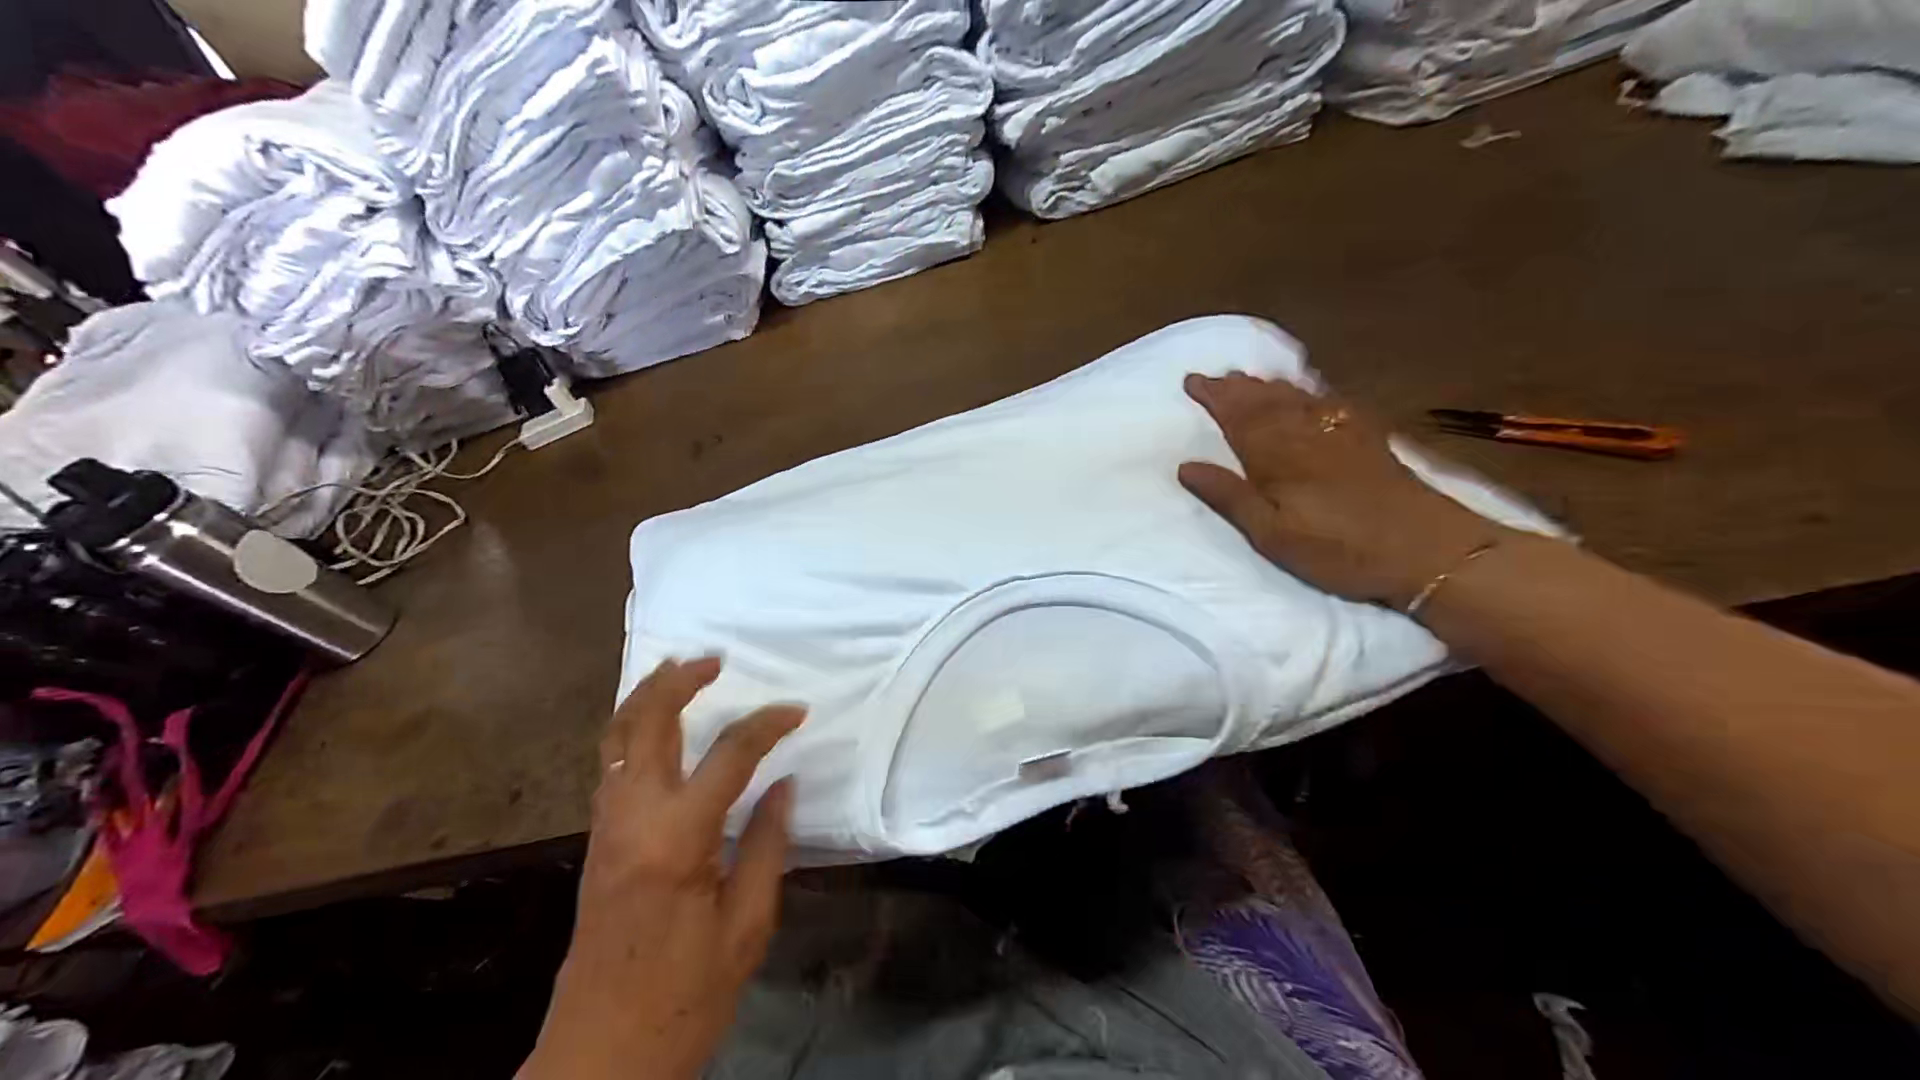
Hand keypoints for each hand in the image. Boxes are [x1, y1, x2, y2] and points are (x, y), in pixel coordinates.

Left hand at [520, 658, 802, 1079]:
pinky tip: (659, 730)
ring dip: (645, 697)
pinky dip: (632, 730)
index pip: (728, 755)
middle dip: (676, 681)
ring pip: (613, 739)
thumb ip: (767, 846)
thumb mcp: (746, 928)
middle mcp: (631, 819)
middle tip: (712, 660)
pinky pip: (610, 765)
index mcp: (678, 839)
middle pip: (642, 724)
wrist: (598, 1059)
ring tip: (680, 673)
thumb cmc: (684, 998)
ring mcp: (605, 829)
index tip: (796, 711)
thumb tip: (783, 786)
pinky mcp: (597, 843)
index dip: (766, 724)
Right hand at [1179, 372, 1506, 609]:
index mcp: (1278, 457)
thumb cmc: (1340, 550)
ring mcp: (1341, 435)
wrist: (1429, 551)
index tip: (1192, 381)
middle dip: (1237, 387)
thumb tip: (1186, 465)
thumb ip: (1230, 497)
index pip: (1238, 417)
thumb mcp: (1273, 536)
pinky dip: (1311, 392)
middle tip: (1214, 375)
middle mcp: (1307, 435)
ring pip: (1297, 398)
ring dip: (1269, 386)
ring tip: (1249, 377)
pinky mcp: (1368, 442)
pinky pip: (1331, 404)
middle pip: (1266, 402)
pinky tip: (1309, 391)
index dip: (1215, 398)